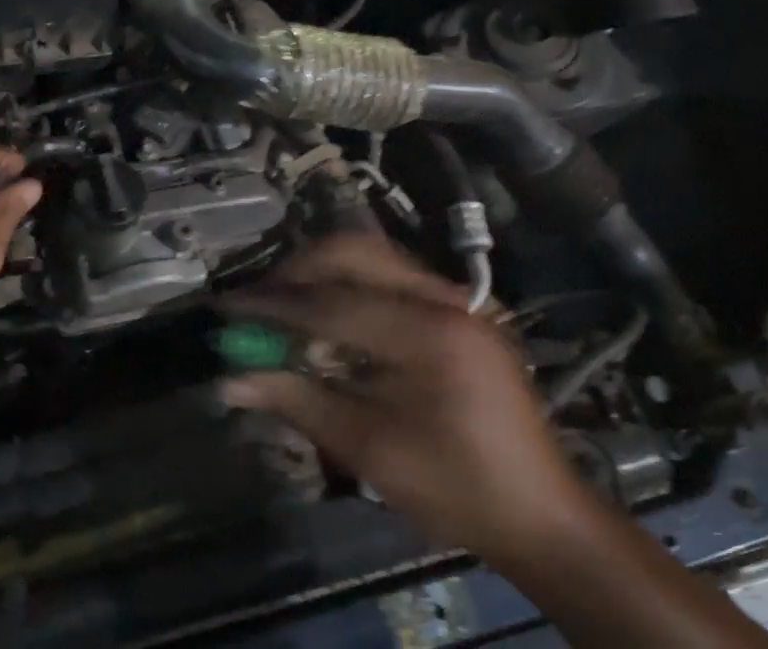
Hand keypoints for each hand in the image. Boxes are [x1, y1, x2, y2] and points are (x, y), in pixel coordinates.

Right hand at [219, 234, 598, 562]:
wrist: (542, 513)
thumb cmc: (455, 488)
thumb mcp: (369, 450)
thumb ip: (298, 401)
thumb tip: (229, 382)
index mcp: (430, 334)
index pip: (332, 303)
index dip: (273, 305)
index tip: (226, 308)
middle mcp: (447, 300)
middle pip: (355, 253)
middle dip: (298, 270)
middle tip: (258, 301)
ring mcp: (461, 302)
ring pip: (375, 258)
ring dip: (323, 274)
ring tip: (285, 306)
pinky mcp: (463, 313)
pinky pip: (394, 279)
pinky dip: (352, 288)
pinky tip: (330, 320)